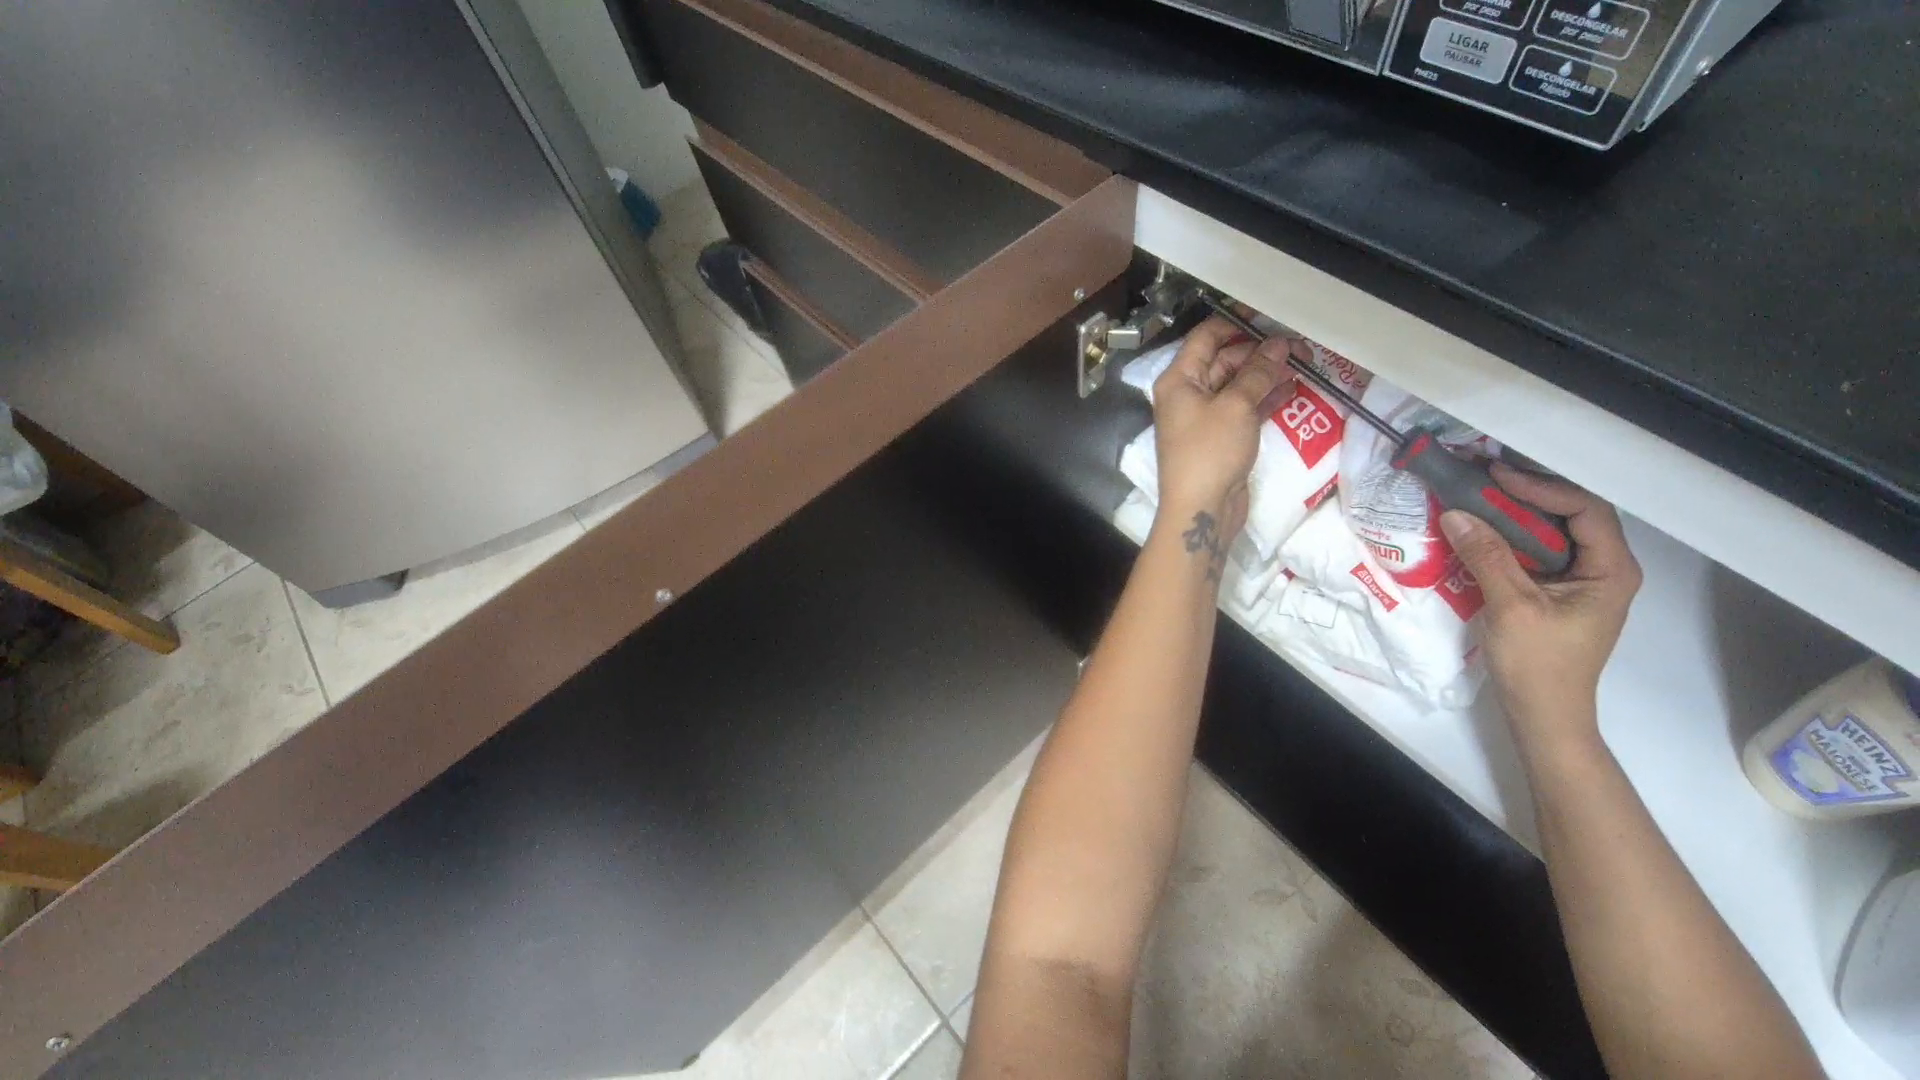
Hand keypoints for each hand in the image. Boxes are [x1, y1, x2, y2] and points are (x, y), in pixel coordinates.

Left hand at [1150, 317, 1290, 537]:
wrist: (1201, 509)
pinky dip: (1265, 397)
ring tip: (1304, 362)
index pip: (1206, 337)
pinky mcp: (1221, 437)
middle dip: (1260, 351)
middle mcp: (1188, 394)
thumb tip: (1279, 345)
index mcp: (1179, 379)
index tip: (1270, 314)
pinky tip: (1294, 387)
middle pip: (1224, 360)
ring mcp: (1205, 416)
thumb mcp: (1236, 406)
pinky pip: (1244, 407)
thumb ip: (1258, 372)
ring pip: (1238, 384)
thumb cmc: (1210, 452)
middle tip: (1299, 344)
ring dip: (1267, 373)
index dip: (1236, 322)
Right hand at [1440, 465, 1641, 753]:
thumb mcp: (1511, 607)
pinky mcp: (1555, 592)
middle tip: (1483, 479)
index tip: (1497, 477)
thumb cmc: (1538, 664)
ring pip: (1551, 533)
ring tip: (1476, 499)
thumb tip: (1456, 514)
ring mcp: (1580, 582)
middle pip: (1570, 515)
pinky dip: (1508, 538)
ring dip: (1514, 515)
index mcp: (1611, 570)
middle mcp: (1603, 569)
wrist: (1543, 715)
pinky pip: (1535, 553)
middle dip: (1526, 495)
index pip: (1584, 509)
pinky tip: (1479, 533)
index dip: (1542, 488)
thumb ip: (1487, 557)